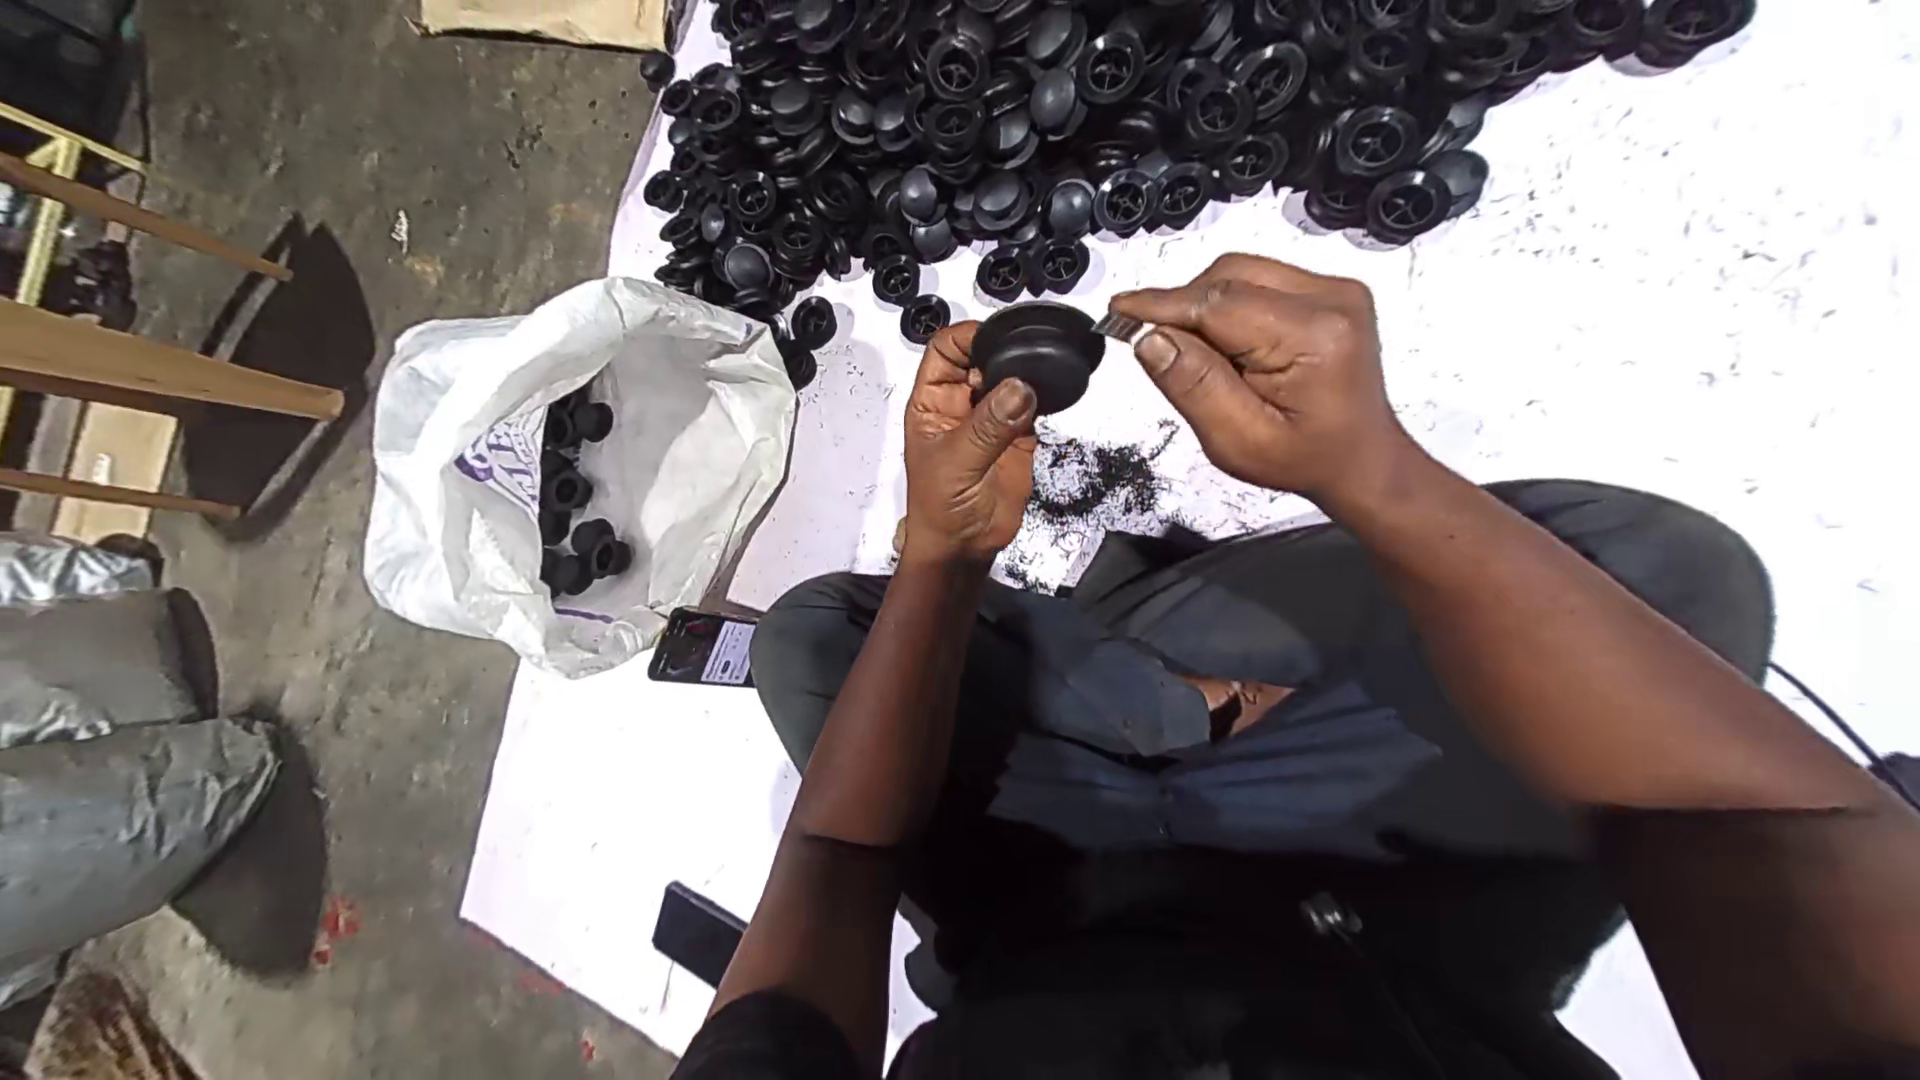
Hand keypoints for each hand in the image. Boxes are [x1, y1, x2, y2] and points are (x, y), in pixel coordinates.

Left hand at [901, 323, 1038, 563]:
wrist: (965, 547)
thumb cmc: (941, 507)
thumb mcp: (957, 463)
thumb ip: (987, 427)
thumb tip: (1019, 388)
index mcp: (933, 401)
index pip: (946, 350)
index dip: (967, 337)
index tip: (996, 337)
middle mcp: (963, 402)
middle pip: (982, 357)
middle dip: (1004, 352)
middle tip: (1030, 356)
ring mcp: (992, 417)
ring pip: (1011, 379)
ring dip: (1027, 373)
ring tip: (1044, 372)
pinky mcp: (1019, 435)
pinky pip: (1033, 405)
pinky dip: (1044, 397)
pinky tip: (1053, 392)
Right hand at [1109, 254, 1421, 509]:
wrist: (1356, 458)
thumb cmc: (1304, 458)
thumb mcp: (1237, 439)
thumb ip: (1193, 385)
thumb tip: (1150, 339)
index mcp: (1314, 337)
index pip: (1217, 302)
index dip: (1161, 305)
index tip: (1119, 311)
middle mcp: (1330, 300)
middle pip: (1227, 278)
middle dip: (1181, 309)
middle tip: (1156, 350)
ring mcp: (1332, 291)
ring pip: (1239, 274)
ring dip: (1201, 308)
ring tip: (1198, 357)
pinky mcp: (1324, 293)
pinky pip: (1256, 283)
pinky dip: (1224, 308)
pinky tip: (1224, 347)